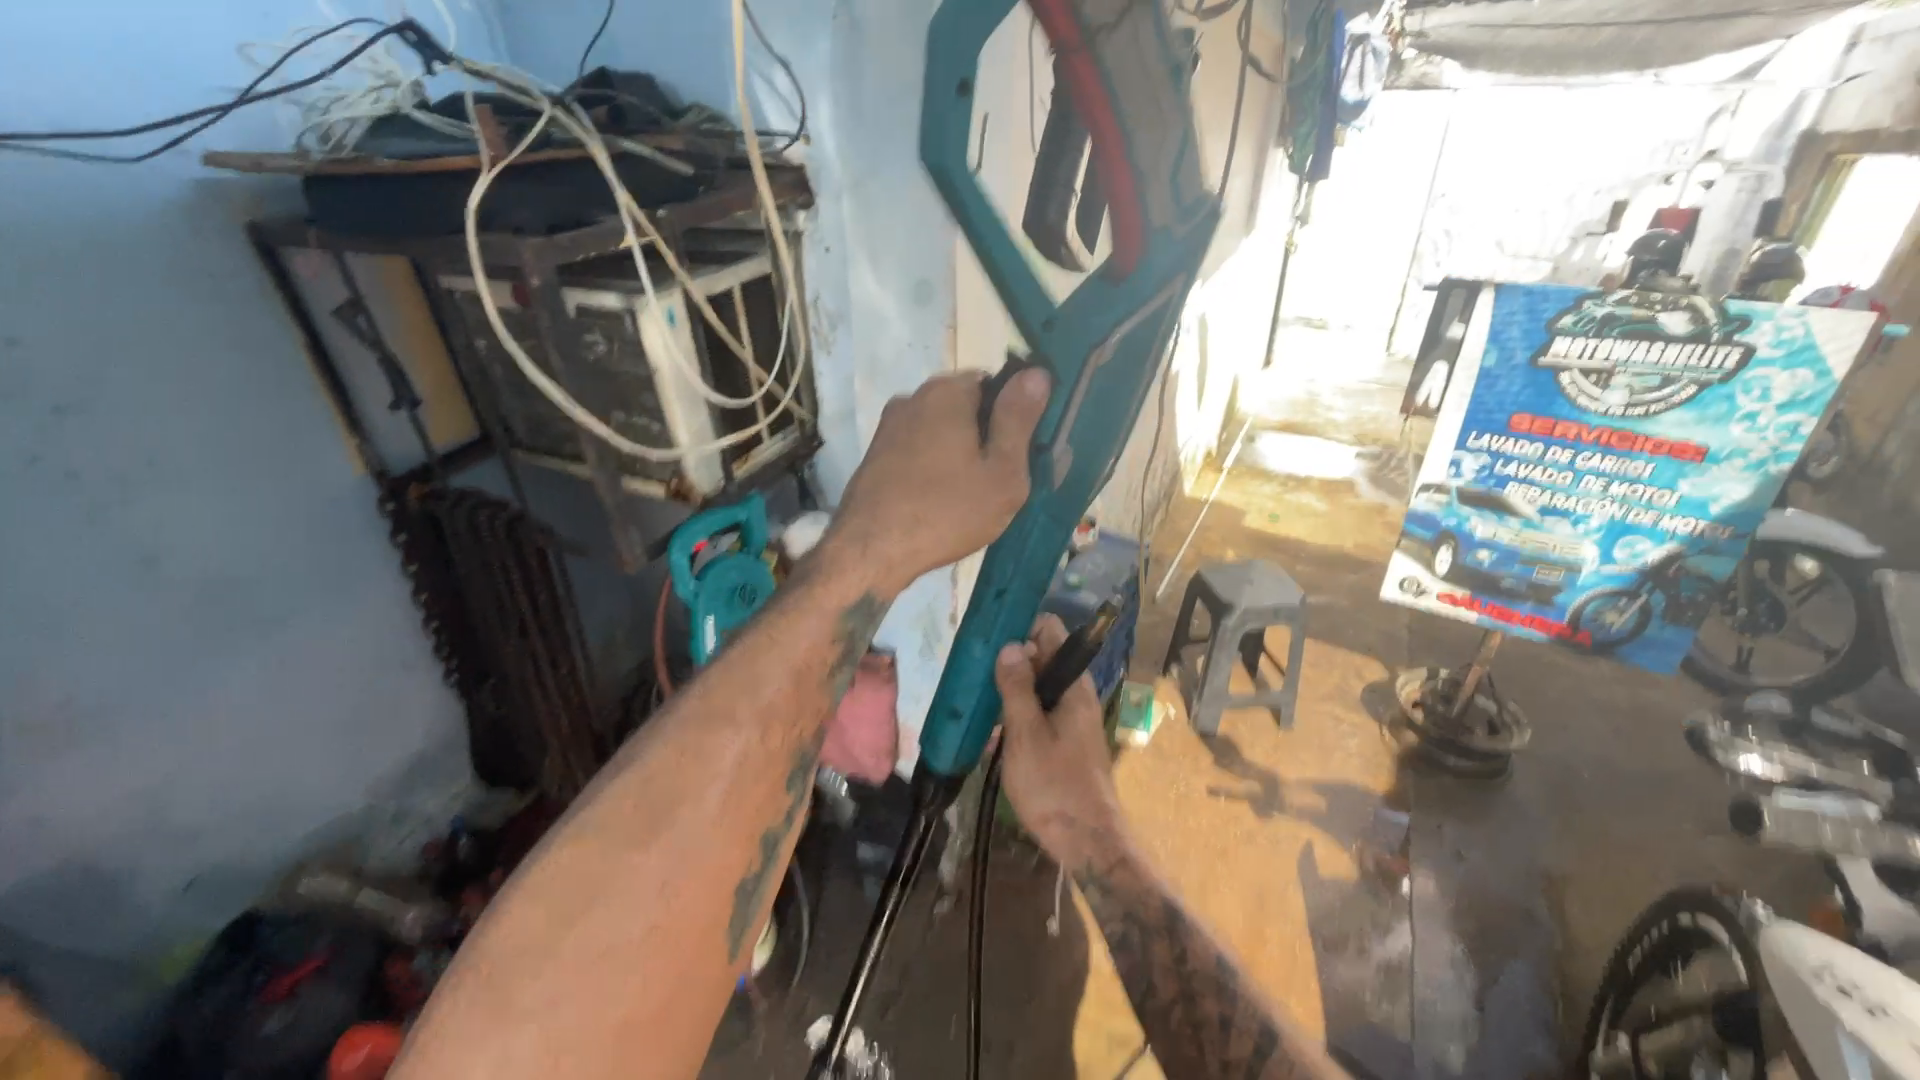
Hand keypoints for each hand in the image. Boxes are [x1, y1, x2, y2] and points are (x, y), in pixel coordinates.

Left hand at [823, 368, 1049, 596]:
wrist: (870, 552)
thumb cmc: (946, 512)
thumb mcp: (1001, 472)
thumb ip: (1019, 420)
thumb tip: (1037, 373)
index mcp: (946, 392)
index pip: (994, 382)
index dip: (1013, 414)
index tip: (1022, 450)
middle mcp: (913, 398)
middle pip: (965, 406)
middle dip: (986, 435)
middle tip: (1001, 479)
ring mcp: (889, 427)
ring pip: (941, 431)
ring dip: (959, 454)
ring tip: (973, 495)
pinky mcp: (875, 456)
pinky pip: (918, 451)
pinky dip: (935, 468)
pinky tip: (942, 501)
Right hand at [994, 615, 1130, 871]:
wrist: (1085, 841)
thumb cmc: (1054, 785)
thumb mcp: (1026, 734)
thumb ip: (1017, 687)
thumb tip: (1010, 644)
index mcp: (1073, 685)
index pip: (1051, 632)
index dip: (1021, 628)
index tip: (989, 640)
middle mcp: (1076, 695)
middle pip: (1042, 659)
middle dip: (1009, 661)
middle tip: (974, 673)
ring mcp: (1072, 719)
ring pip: (1037, 688)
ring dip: (1008, 692)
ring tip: (975, 702)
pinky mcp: (1064, 741)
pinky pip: (1038, 714)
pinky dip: (1016, 716)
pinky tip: (991, 733)